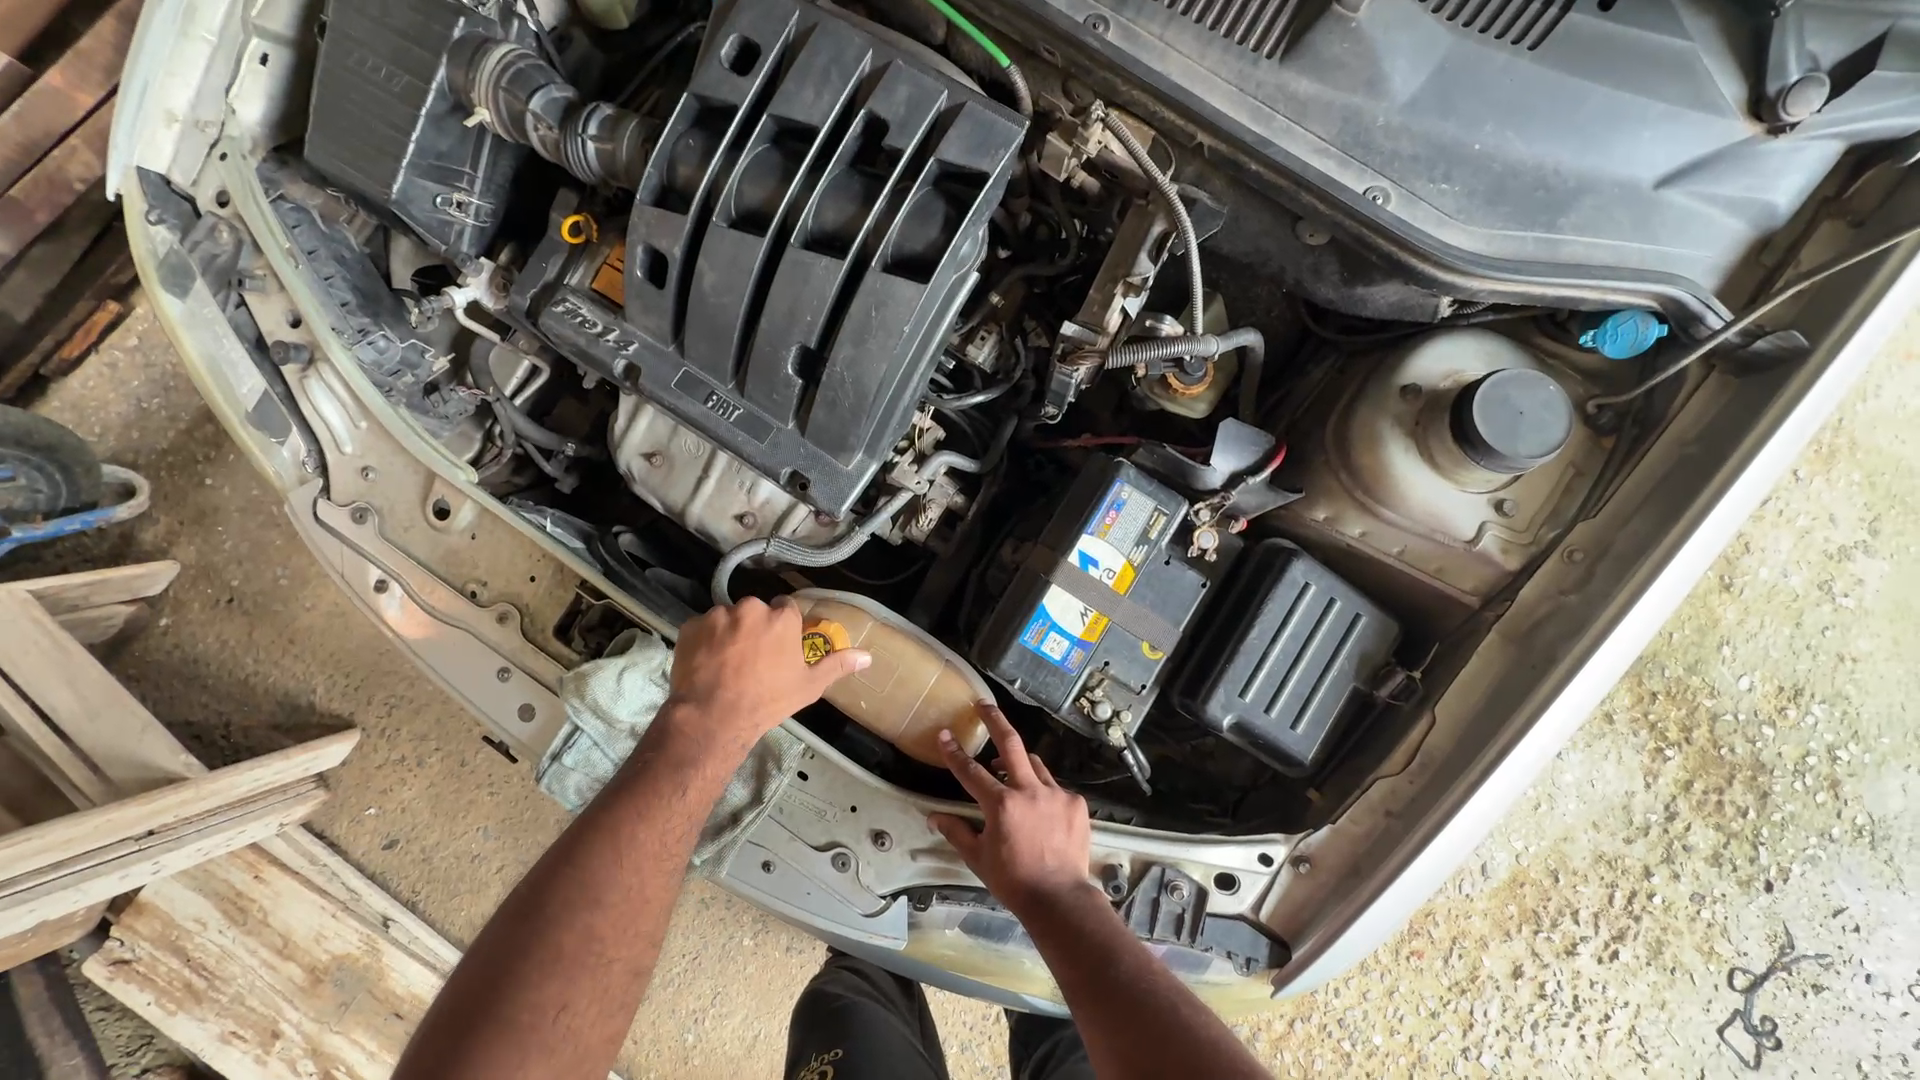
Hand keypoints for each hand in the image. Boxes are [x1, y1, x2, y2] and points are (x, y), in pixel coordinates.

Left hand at [665, 596, 869, 752]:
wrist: (713, 716)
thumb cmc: (767, 701)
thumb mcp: (809, 686)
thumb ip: (837, 665)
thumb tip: (868, 656)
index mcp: (782, 618)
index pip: (786, 609)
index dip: (782, 628)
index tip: (778, 647)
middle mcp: (751, 608)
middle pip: (756, 611)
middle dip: (754, 628)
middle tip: (751, 658)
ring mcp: (718, 615)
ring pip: (727, 618)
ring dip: (728, 633)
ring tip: (726, 663)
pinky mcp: (691, 626)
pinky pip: (702, 629)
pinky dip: (704, 641)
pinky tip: (706, 665)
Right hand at [927, 705, 1095, 916]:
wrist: (1059, 898)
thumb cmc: (1013, 881)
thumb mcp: (978, 859)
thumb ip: (957, 832)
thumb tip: (935, 818)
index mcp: (1001, 804)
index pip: (970, 771)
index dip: (954, 752)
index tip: (944, 734)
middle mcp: (1029, 790)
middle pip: (1010, 743)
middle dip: (995, 720)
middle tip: (983, 706)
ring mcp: (1055, 794)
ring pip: (1034, 764)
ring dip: (1019, 762)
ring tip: (1009, 768)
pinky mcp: (1075, 803)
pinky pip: (1055, 787)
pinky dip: (1043, 791)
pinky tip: (1039, 807)